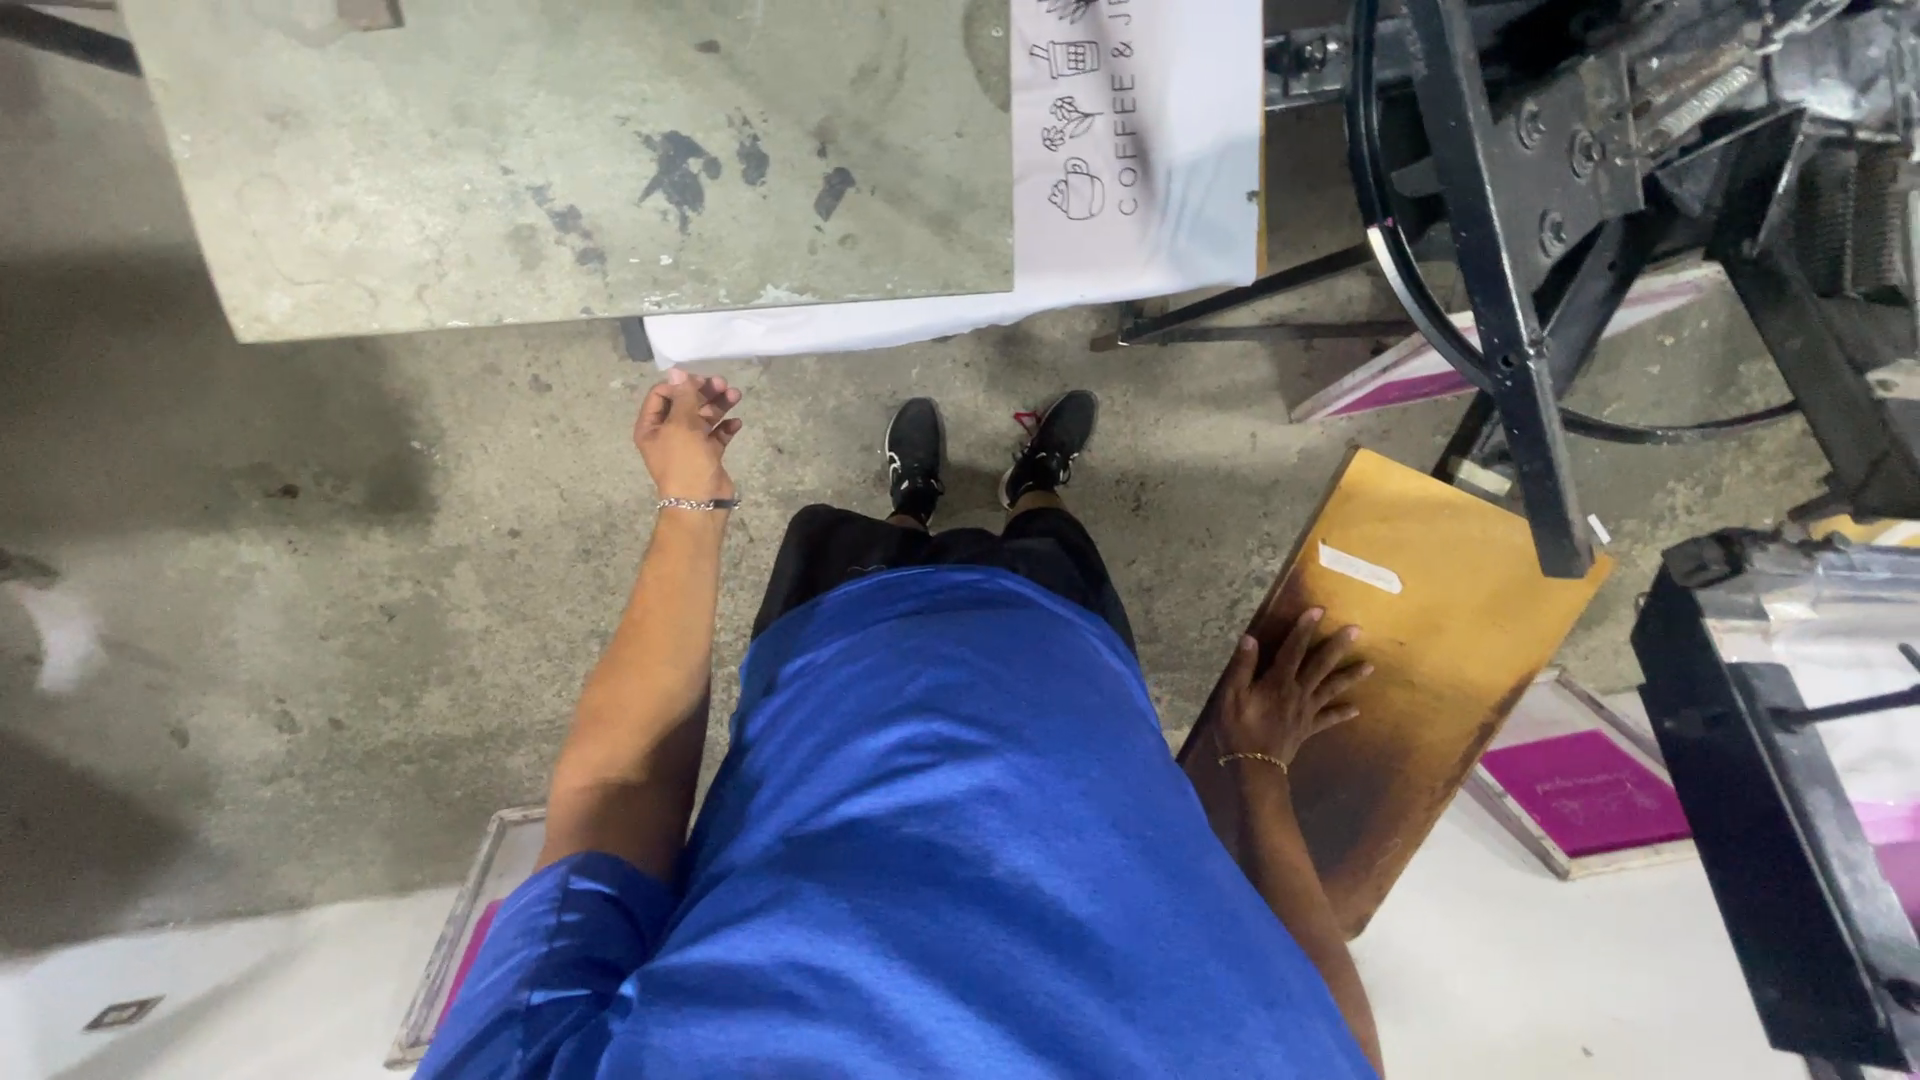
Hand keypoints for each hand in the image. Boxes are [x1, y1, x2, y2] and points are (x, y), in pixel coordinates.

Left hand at [635, 367, 742, 500]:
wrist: (700, 503)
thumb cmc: (684, 462)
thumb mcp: (681, 426)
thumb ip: (683, 397)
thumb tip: (677, 371)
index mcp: (651, 427)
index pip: (661, 395)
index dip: (680, 385)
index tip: (700, 381)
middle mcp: (668, 433)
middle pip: (685, 404)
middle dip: (703, 392)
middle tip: (723, 384)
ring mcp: (689, 445)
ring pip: (703, 418)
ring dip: (718, 406)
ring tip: (736, 396)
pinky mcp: (707, 455)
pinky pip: (716, 435)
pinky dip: (726, 427)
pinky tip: (736, 423)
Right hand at [1216, 608, 1372, 767]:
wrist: (1254, 765)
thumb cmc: (1238, 728)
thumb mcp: (1231, 694)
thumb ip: (1243, 666)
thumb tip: (1250, 638)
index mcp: (1278, 681)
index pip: (1293, 649)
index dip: (1304, 629)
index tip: (1318, 610)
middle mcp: (1298, 692)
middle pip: (1320, 665)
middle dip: (1337, 646)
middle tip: (1356, 630)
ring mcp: (1306, 711)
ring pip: (1331, 688)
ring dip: (1350, 676)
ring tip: (1369, 665)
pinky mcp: (1308, 727)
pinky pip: (1328, 718)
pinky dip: (1342, 713)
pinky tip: (1356, 708)